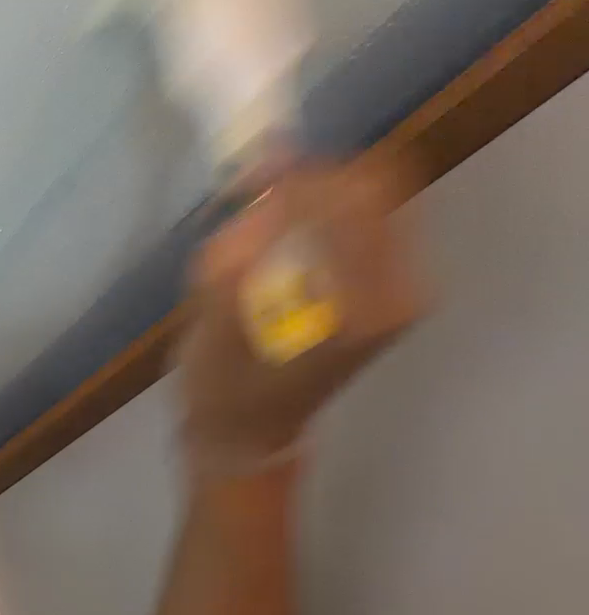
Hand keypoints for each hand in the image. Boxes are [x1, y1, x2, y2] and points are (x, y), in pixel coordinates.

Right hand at [178, 157, 422, 475]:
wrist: (246, 435)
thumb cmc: (222, 392)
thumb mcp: (215, 328)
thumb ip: (236, 260)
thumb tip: (258, 193)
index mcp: (366, 303)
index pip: (352, 202)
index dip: (298, 179)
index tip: (248, 178)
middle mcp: (400, 286)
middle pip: (373, 187)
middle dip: (307, 184)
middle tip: (249, 195)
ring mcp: (397, 282)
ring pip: (367, 197)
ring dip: (307, 200)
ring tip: (254, 229)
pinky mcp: (383, 282)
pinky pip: (357, 220)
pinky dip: (312, 217)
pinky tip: (270, 242)